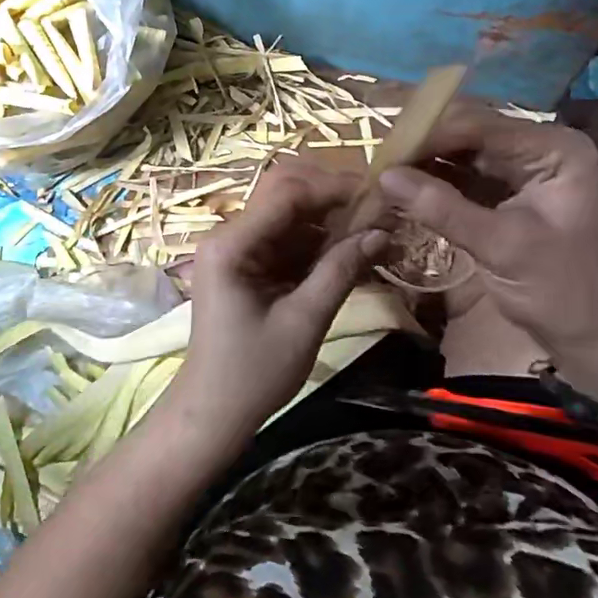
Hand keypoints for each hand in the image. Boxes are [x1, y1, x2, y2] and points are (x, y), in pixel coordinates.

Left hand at [170, 162, 386, 441]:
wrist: (214, 409)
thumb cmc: (254, 372)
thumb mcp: (304, 322)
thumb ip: (340, 271)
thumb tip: (382, 232)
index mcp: (231, 244)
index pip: (286, 194)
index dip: (334, 188)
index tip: (379, 195)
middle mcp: (228, 236)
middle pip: (283, 194)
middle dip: (330, 197)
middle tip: (378, 210)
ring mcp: (235, 249)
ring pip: (287, 215)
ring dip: (328, 220)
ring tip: (374, 229)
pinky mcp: (246, 265)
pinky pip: (284, 240)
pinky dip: (316, 242)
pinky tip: (350, 250)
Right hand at [375, 106, 597, 396]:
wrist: (590, 335)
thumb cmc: (559, 289)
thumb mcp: (500, 246)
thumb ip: (443, 208)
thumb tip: (383, 176)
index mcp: (553, 150)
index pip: (479, 126)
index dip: (428, 136)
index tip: (382, 154)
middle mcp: (536, 148)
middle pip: (464, 133)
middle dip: (419, 148)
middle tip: (375, 164)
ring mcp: (518, 168)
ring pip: (455, 153)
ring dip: (418, 164)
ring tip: (377, 175)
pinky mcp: (500, 190)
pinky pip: (456, 175)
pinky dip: (427, 182)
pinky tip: (397, 189)